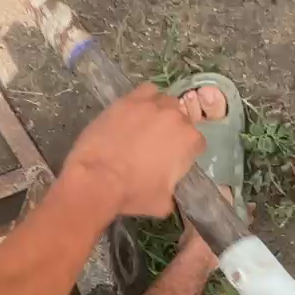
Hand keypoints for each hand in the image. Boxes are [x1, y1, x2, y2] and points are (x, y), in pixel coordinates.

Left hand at [61, 84, 203, 217]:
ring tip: (146, 126)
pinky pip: (145, 91)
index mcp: (189, 141)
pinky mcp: (128, 100)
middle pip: (181, 119)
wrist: (97, 179)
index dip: (185, 152)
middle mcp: (175, 117)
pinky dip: (144, 99)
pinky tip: (135, 112)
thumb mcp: (162, 203)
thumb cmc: (132, 193)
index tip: (173, 161)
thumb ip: (172, 192)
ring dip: (160, 112)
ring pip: (164, 102)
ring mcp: (151, 105)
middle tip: (156, 145)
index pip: (196, 142)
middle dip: (172, 131)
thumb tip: (168, 195)